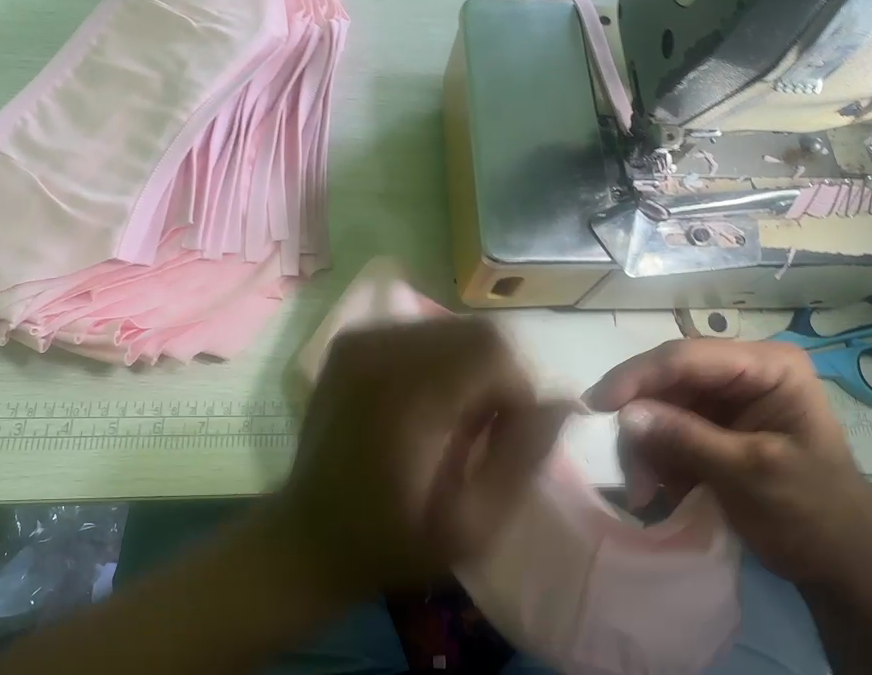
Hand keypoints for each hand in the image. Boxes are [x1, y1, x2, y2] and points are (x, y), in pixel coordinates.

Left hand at [274, 318, 573, 598]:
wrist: (305, 538)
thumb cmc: (390, 543)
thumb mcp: (470, 529)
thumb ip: (523, 460)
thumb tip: (566, 402)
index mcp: (408, 396)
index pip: (493, 349)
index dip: (518, 391)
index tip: (508, 439)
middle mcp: (381, 351)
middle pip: (477, 331)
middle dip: (499, 377)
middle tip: (486, 432)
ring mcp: (360, 340)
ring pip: (452, 327)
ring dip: (471, 367)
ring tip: (455, 420)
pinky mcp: (350, 341)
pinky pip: (420, 332)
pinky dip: (441, 361)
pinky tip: (428, 404)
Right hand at [585, 339, 871, 588]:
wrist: (846, 570)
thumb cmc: (814, 514)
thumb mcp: (750, 474)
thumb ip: (687, 439)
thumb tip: (626, 414)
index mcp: (769, 365)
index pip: (687, 356)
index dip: (638, 376)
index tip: (597, 405)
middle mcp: (747, 372)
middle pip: (671, 379)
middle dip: (643, 421)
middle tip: (622, 465)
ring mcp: (732, 400)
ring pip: (664, 406)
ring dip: (648, 447)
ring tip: (644, 492)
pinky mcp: (719, 429)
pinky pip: (672, 431)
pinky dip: (660, 460)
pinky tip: (660, 491)